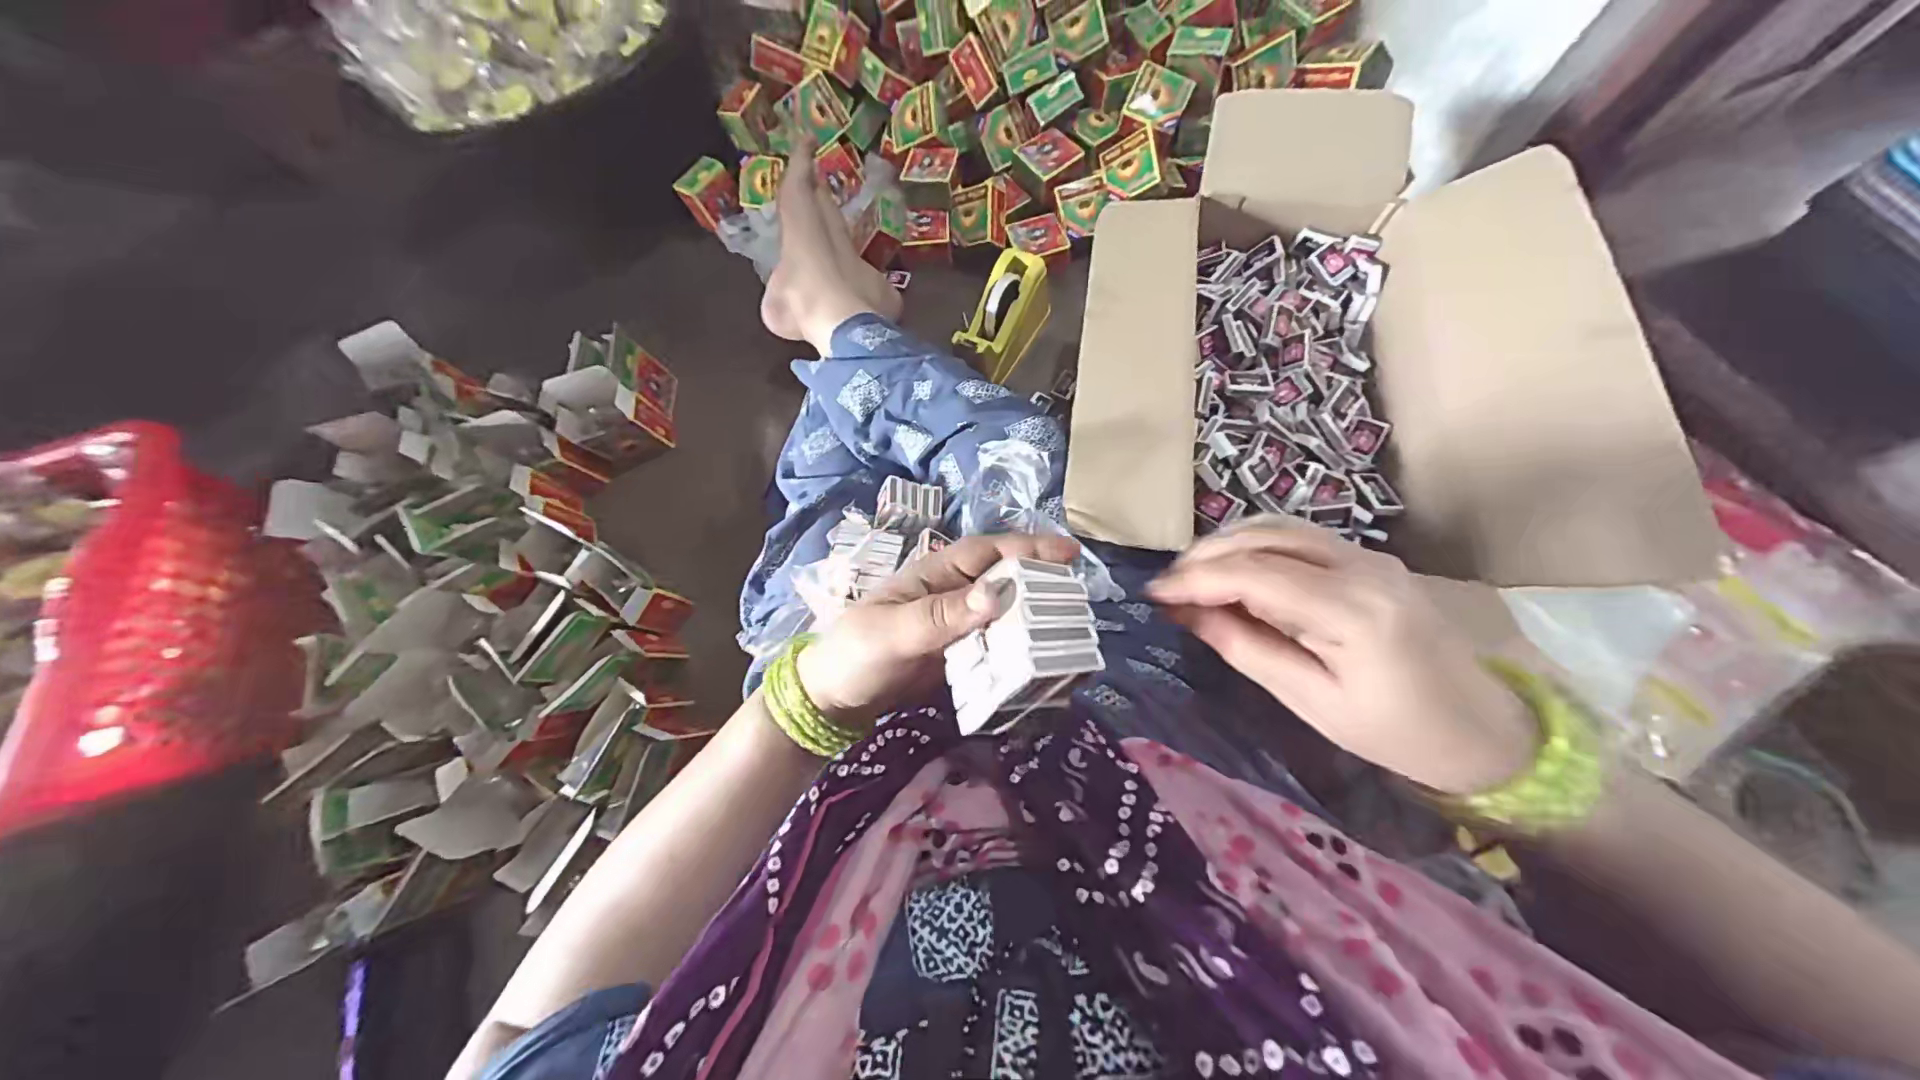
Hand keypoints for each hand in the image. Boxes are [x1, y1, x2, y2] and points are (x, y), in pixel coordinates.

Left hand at [796, 532, 1082, 728]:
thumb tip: (999, 593)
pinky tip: (1043, 667)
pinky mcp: (961, 658)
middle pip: (1007, 582)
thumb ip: (943, 615)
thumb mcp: (894, 631)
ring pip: (1007, 617)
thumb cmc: (856, 653)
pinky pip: (997, 651)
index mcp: (936, 573)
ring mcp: (959, 628)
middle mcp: (954, 595)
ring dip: (1037, 622)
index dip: (1029, 549)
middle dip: (1044, 586)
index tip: (1070, 555)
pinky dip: (1020, 656)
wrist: (834, 700)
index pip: (989, 552)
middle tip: (1082, 601)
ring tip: (1074, 636)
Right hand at [1147, 517, 1535, 794]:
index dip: (1196, 579)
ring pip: (1280, 528)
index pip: (1254, 574)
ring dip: (1227, 545)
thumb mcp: (1310, 701)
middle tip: (1167, 586)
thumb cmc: (1396, 733)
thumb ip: (1244, 647)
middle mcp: (1362, 568)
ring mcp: (1370, 557)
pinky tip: (1233, 570)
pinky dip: (1255, 547)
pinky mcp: (1370, 560)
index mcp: (1352, 611)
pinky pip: (1299, 538)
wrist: (1485, 730)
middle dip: (1205, 556)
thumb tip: (1185, 614)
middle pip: (1265, 537)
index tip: (1153, 594)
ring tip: (1191, 577)